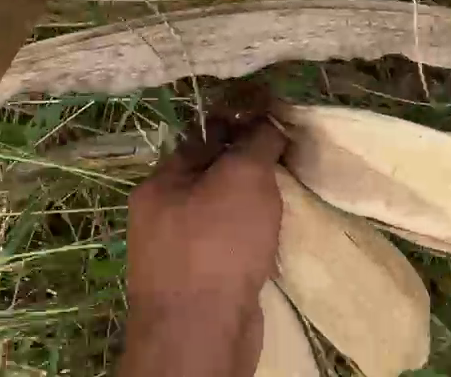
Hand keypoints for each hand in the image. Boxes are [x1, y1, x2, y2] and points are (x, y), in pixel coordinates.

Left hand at [119, 118, 285, 376]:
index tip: (279, 117)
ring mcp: (180, 249)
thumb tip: (271, 122)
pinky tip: (277, 227)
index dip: (242, 121)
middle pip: (215, 171)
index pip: (205, 135)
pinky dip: (254, 230)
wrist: (203, 334)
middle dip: (252, 161)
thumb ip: (258, 140)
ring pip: (225, 207)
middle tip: (290, 152)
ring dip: (256, 198)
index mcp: (160, 183)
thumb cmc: (217, 243)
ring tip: (290, 186)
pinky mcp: (202, 279)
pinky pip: (231, 238)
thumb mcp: (243, 174)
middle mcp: (163, 213)